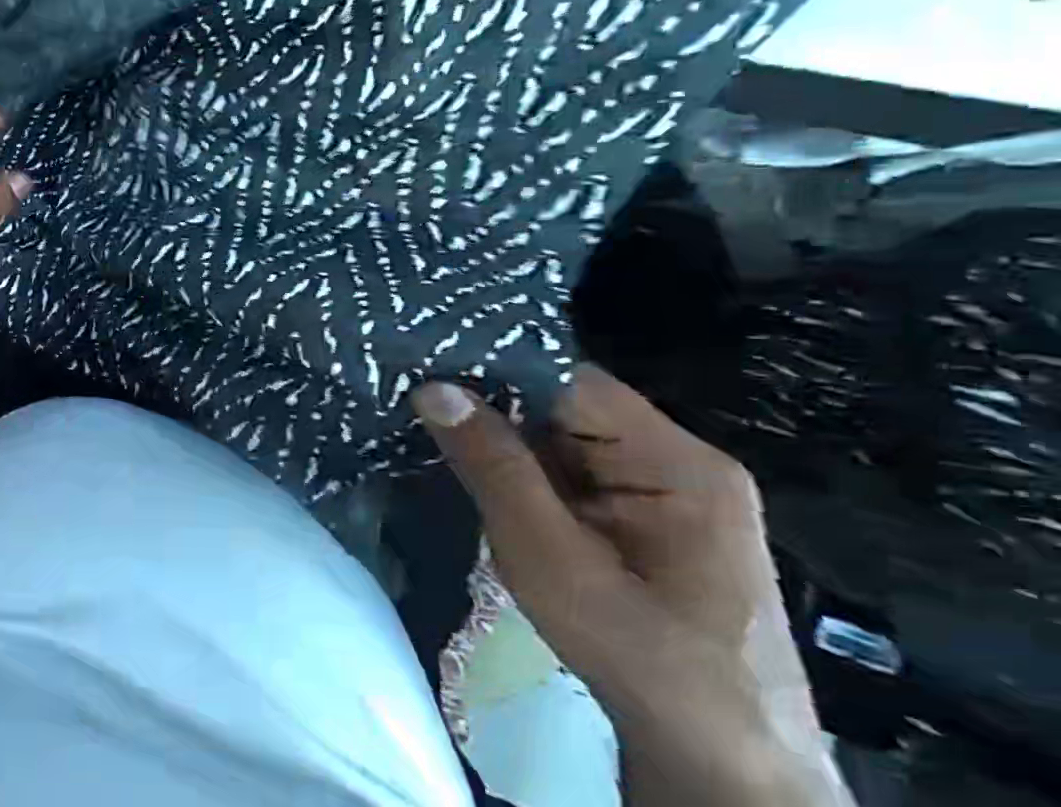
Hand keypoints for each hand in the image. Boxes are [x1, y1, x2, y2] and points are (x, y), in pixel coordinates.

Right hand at [411, 366, 853, 806]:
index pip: (573, 383)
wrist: (720, 767)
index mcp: (677, 461)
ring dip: (508, 455)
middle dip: (497, 419)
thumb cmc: (641, 659)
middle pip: (568, 412)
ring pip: (563, 446)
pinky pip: (573, 479)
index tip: (428, 374)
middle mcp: (678, 463)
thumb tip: (434, 388)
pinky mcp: (647, 523)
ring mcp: (665, 494)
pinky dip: (526, 484)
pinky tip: (486, 490)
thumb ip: (495, 469)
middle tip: (420, 417)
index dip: (500, 373)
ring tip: (439, 447)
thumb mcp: (551, 561)